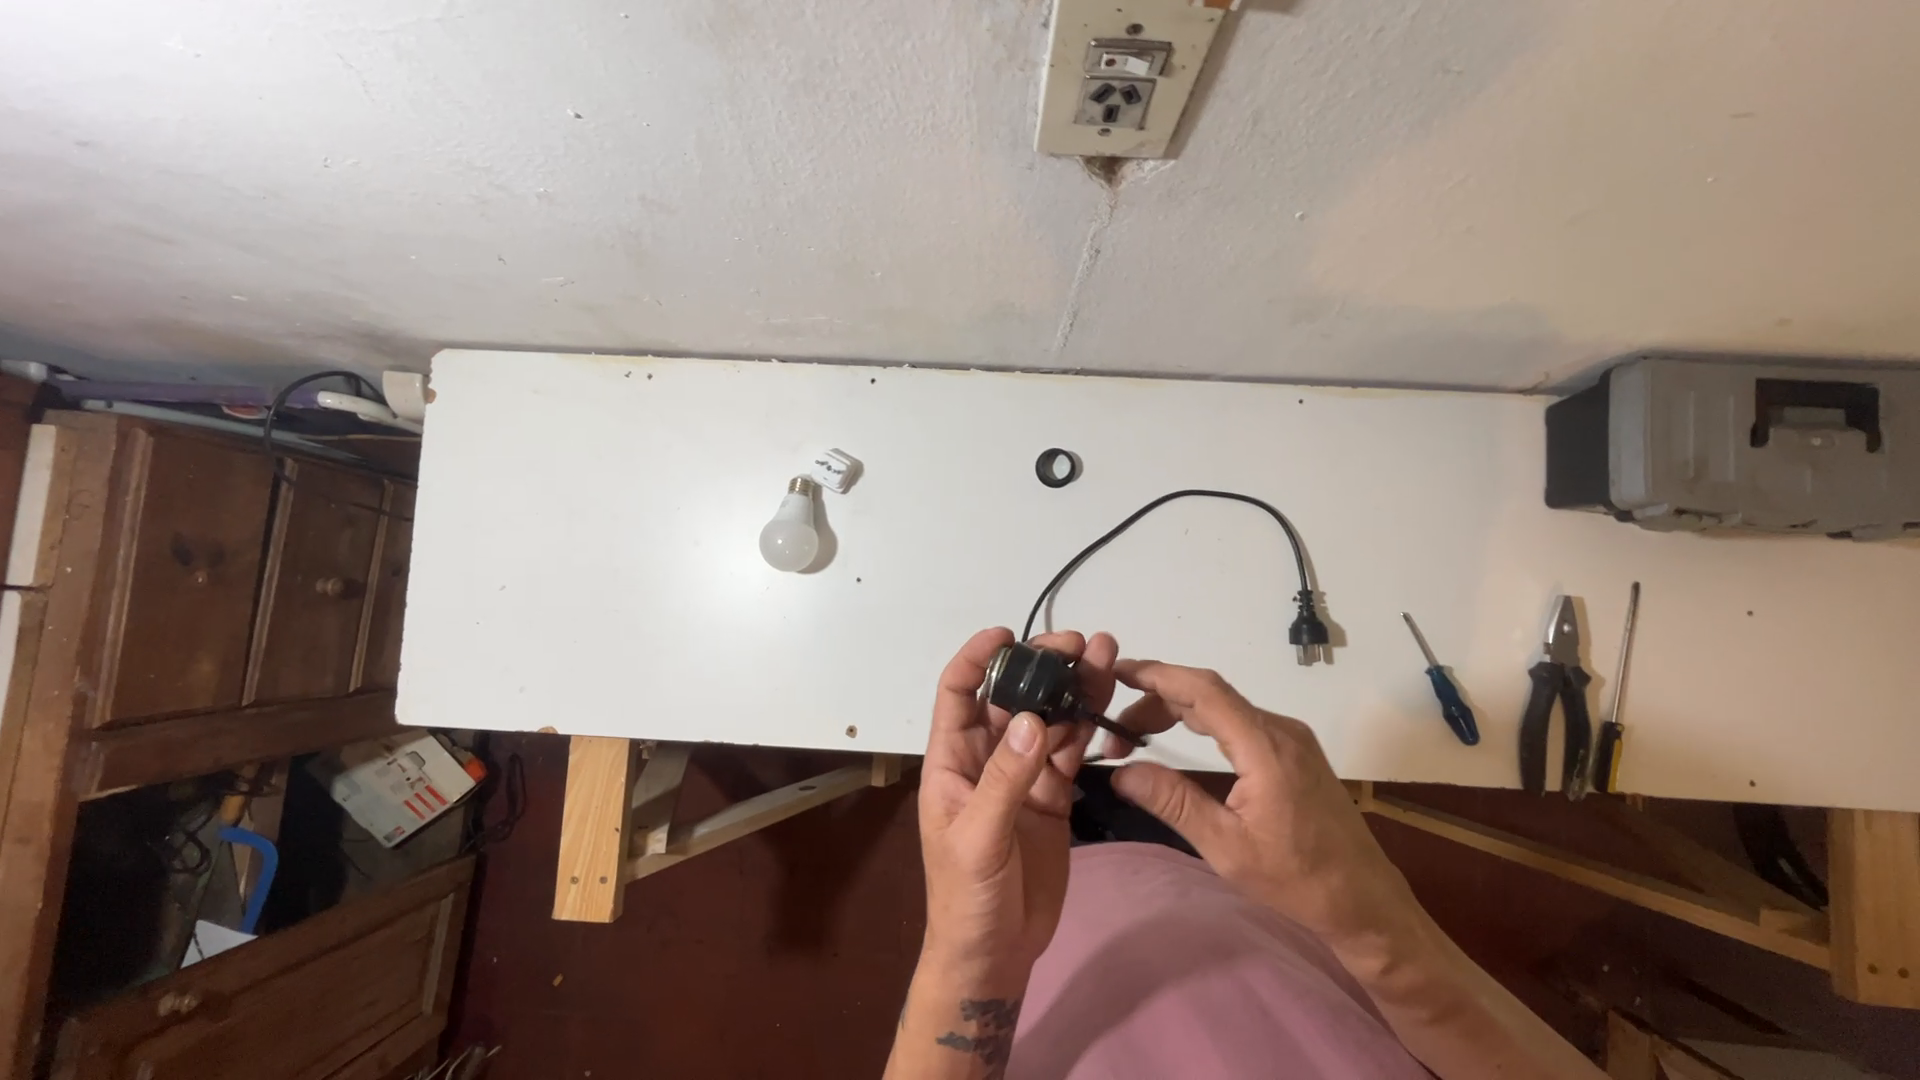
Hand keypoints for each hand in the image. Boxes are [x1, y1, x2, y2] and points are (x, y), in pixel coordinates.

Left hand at [916, 627, 1117, 976]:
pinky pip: (1070, 753)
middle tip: (1077, 643)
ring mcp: (1022, 775)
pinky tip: (1106, 706)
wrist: (995, 951)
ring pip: (1048, 719)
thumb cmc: (966, 895)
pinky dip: (1087, 729)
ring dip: (1071, 690)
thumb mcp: (977, 837)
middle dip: (1039, 666)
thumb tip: (1032, 720)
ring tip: (1104, 658)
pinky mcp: (1052, 797)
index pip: (957, 693)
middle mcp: (987, 758)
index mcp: (953, 760)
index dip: (976, 658)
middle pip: (1011, 698)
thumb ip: (1004, 780)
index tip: (1007, 633)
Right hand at [1104, 660, 1423, 951]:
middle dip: (1155, 700)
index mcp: (1265, 748)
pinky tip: (1176, 737)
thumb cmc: (1298, 879)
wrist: (1365, 901)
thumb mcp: (1226, 847)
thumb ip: (1173, 803)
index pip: (1203, 690)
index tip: (1116, 671)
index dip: (1157, 674)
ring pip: (1221, 706)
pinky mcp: (1292, 750)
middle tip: (1113, 729)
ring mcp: (1289, 737)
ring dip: (1175, 711)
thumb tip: (1120, 772)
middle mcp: (1279, 729)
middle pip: (1207, 694)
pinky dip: (1198, 721)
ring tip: (1134, 734)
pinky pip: (1237, 719)